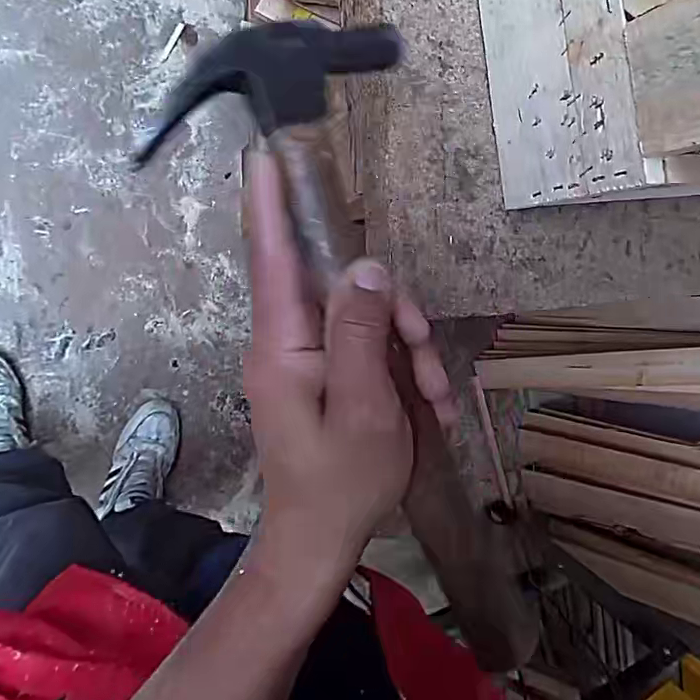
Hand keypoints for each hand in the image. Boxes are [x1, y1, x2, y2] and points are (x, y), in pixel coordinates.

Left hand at [240, 149, 456, 573]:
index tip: (265, 155)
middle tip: (425, 362)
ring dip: (411, 349)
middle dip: (396, 316)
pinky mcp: (332, 371)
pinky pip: (374, 346)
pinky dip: (406, 369)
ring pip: (370, 316)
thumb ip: (361, 332)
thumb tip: (365, 266)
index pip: (272, 257)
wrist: (320, 545)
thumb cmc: (339, 485)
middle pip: (346, 288)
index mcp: (282, 345)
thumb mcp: (365, 408)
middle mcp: (291, 340)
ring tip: (434, 398)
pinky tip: (429, 406)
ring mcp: (313, 356)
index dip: (270, 203)